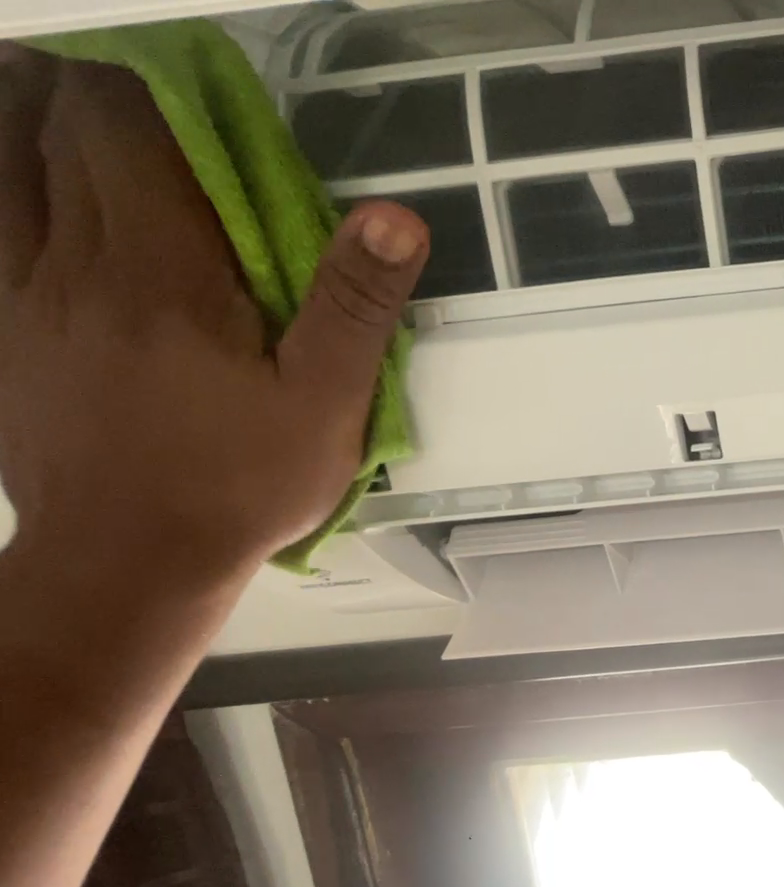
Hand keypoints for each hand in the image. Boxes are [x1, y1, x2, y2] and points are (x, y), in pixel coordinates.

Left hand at [0, 47, 428, 587]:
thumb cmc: (246, 477)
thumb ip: (354, 302)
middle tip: (143, 89)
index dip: (155, 88)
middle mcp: (72, 259)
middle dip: (90, 88)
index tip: (196, 84)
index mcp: (164, 273)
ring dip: (24, 111)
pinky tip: (25, 174)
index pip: (131, 133)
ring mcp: (16, 286)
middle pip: (51, 127)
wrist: (132, 554)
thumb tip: (396, 215)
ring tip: (65, 96)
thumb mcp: (328, 400)